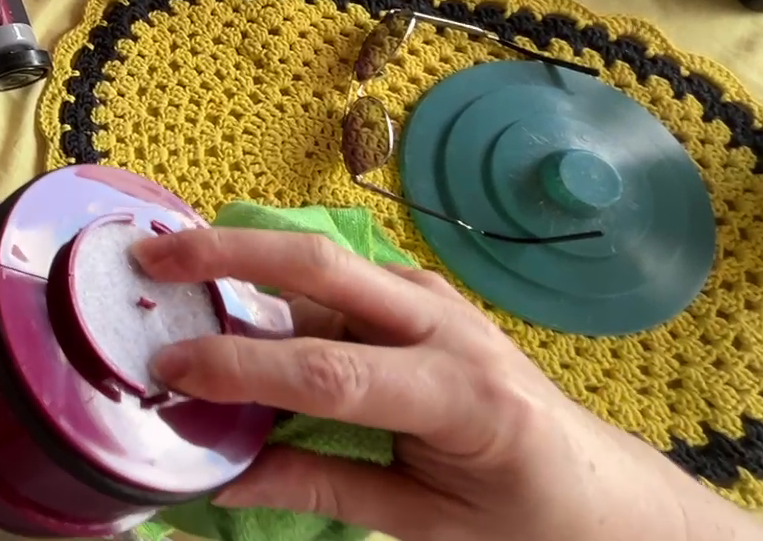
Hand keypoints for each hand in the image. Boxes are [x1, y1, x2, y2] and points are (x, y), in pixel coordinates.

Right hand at [131, 228, 762, 540]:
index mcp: (464, 398)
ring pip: (317, 254)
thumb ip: (320, 490)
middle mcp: (446, 325)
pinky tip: (219, 272)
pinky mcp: (408, 287)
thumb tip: (219, 475)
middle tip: (152, 257)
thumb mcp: (429, 527)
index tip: (169, 369)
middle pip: (320, 267)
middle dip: (227, 255)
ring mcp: (428, 295)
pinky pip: (326, 270)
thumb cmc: (526, 522)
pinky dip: (264, 266)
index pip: (329, 374)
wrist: (610, 491)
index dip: (239, 369)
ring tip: (166, 256)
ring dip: (237, 249)